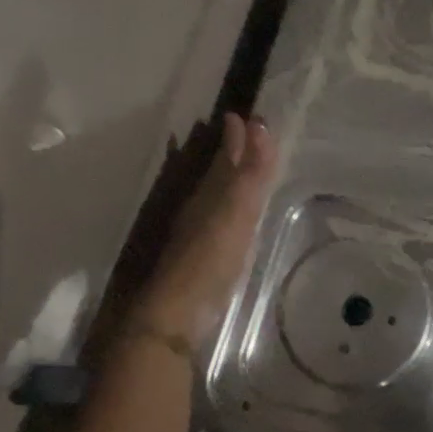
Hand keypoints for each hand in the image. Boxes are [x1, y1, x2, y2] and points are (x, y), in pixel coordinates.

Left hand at [136, 113, 277, 346]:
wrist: (175, 315)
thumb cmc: (209, 261)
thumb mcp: (236, 213)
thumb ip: (250, 174)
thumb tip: (257, 123)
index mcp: (208, 192)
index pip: (227, 155)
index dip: (240, 137)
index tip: (252, 116)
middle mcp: (199, 207)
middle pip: (217, 171)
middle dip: (231, 151)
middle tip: (248, 130)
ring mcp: (196, 233)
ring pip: (211, 193)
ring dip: (223, 175)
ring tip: (235, 159)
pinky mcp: (198, 259)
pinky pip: (211, 218)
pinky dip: (219, 206)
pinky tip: (222, 213)